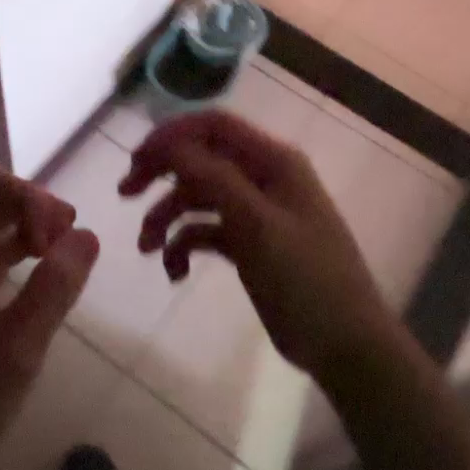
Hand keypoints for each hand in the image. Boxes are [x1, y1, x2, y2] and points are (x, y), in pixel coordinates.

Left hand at [0, 166, 99, 469]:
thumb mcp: (19, 347)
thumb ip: (55, 286)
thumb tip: (88, 234)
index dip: (33, 199)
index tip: (62, 240)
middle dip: (33, 209)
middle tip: (70, 244)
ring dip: (26, 230)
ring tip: (64, 258)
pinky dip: (15, 256)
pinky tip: (42, 278)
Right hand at [119, 110, 396, 379]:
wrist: (344, 343)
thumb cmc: (307, 279)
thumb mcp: (257, 224)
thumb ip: (213, 178)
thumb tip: (168, 143)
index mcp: (274, 162)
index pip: (213, 126)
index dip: (172, 135)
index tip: (135, 161)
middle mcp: (263, 180)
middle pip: (201, 159)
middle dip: (162, 173)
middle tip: (125, 194)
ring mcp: (256, 214)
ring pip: (198, 199)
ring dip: (167, 218)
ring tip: (147, 250)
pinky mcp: (249, 247)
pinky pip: (206, 233)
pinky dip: (185, 246)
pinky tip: (176, 272)